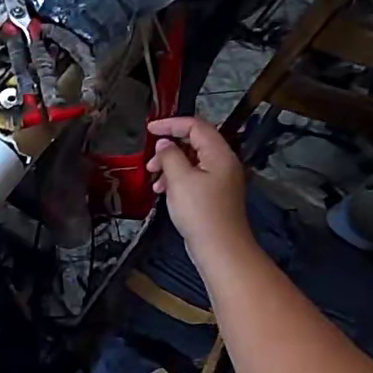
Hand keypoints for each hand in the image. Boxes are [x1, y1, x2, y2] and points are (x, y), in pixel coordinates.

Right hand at [146, 117, 254, 259]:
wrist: (220, 249)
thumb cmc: (200, 212)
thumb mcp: (179, 179)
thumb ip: (170, 155)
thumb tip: (164, 143)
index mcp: (219, 153)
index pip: (195, 125)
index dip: (171, 124)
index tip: (149, 129)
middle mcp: (223, 162)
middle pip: (194, 142)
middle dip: (169, 148)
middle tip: (150, 161)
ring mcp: (221, 179)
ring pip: (192, 161)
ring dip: (170, 165)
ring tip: (154, 179)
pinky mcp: (215, 195)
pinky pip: (194, 177)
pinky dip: (177, 179)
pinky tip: (163, 191)